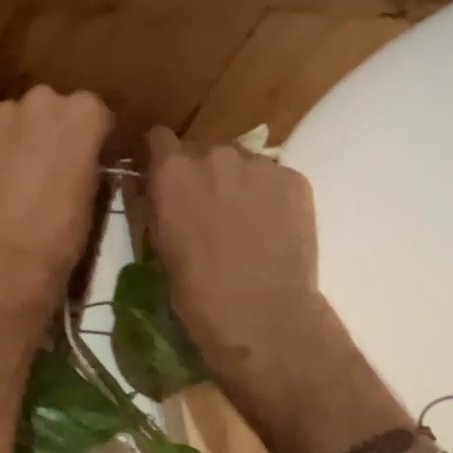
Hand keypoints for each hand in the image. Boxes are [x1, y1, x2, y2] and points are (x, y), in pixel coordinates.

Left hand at [0, 87, 112, 331]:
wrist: (7, 262)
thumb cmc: (62, 234)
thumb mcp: (91, 194)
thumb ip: (86, 161)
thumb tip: (79, 158)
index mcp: (83, 113)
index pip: (93, 114)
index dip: (89, 139)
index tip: (87, 160)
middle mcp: (42, 101)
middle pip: (49, 109)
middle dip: (50, 131)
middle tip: (49, 167)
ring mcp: (1, 116)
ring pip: (13, 117)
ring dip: (16, 136)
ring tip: (15, 173)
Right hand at [145, 126, 326, 380]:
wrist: (261, 314)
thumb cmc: (196, 294)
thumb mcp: (160, 248)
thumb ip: (159, 209)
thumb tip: (159, 195)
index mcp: (172, 172)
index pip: (158, 139)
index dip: (159, 157)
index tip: (161, 178)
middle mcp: (215, 155)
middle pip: (204, 151)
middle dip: (202, 176)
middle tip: (206, 212)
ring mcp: (260, 164)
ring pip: (241, 164)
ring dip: (237, 185)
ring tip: (243, 224)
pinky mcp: (295, 179)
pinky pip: (274, 179)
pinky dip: (269, 197)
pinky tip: (270, 230)